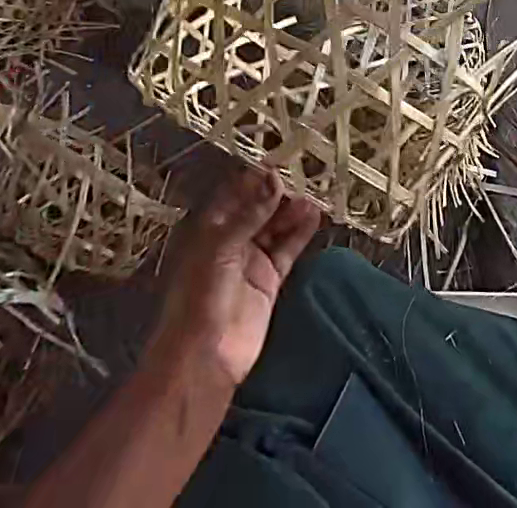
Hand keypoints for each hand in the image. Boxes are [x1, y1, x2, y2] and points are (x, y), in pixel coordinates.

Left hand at [148, 168, 321, 385]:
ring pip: (276, 227)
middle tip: (305, 177)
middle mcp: (231, 239)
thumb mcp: (222, 247)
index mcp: (210, 228)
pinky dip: (300, 234)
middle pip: (259, 209)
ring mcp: (251, 259)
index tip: (281, 160)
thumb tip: (274, 178)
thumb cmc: (201, 295)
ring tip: (314, 197)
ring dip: (292, 212)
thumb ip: (251, 213)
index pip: (236, 194)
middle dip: (279, 194)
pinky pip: (287, 250)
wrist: (204, 357)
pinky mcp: (269, 280)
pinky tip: (315, 217)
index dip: (256, 177)